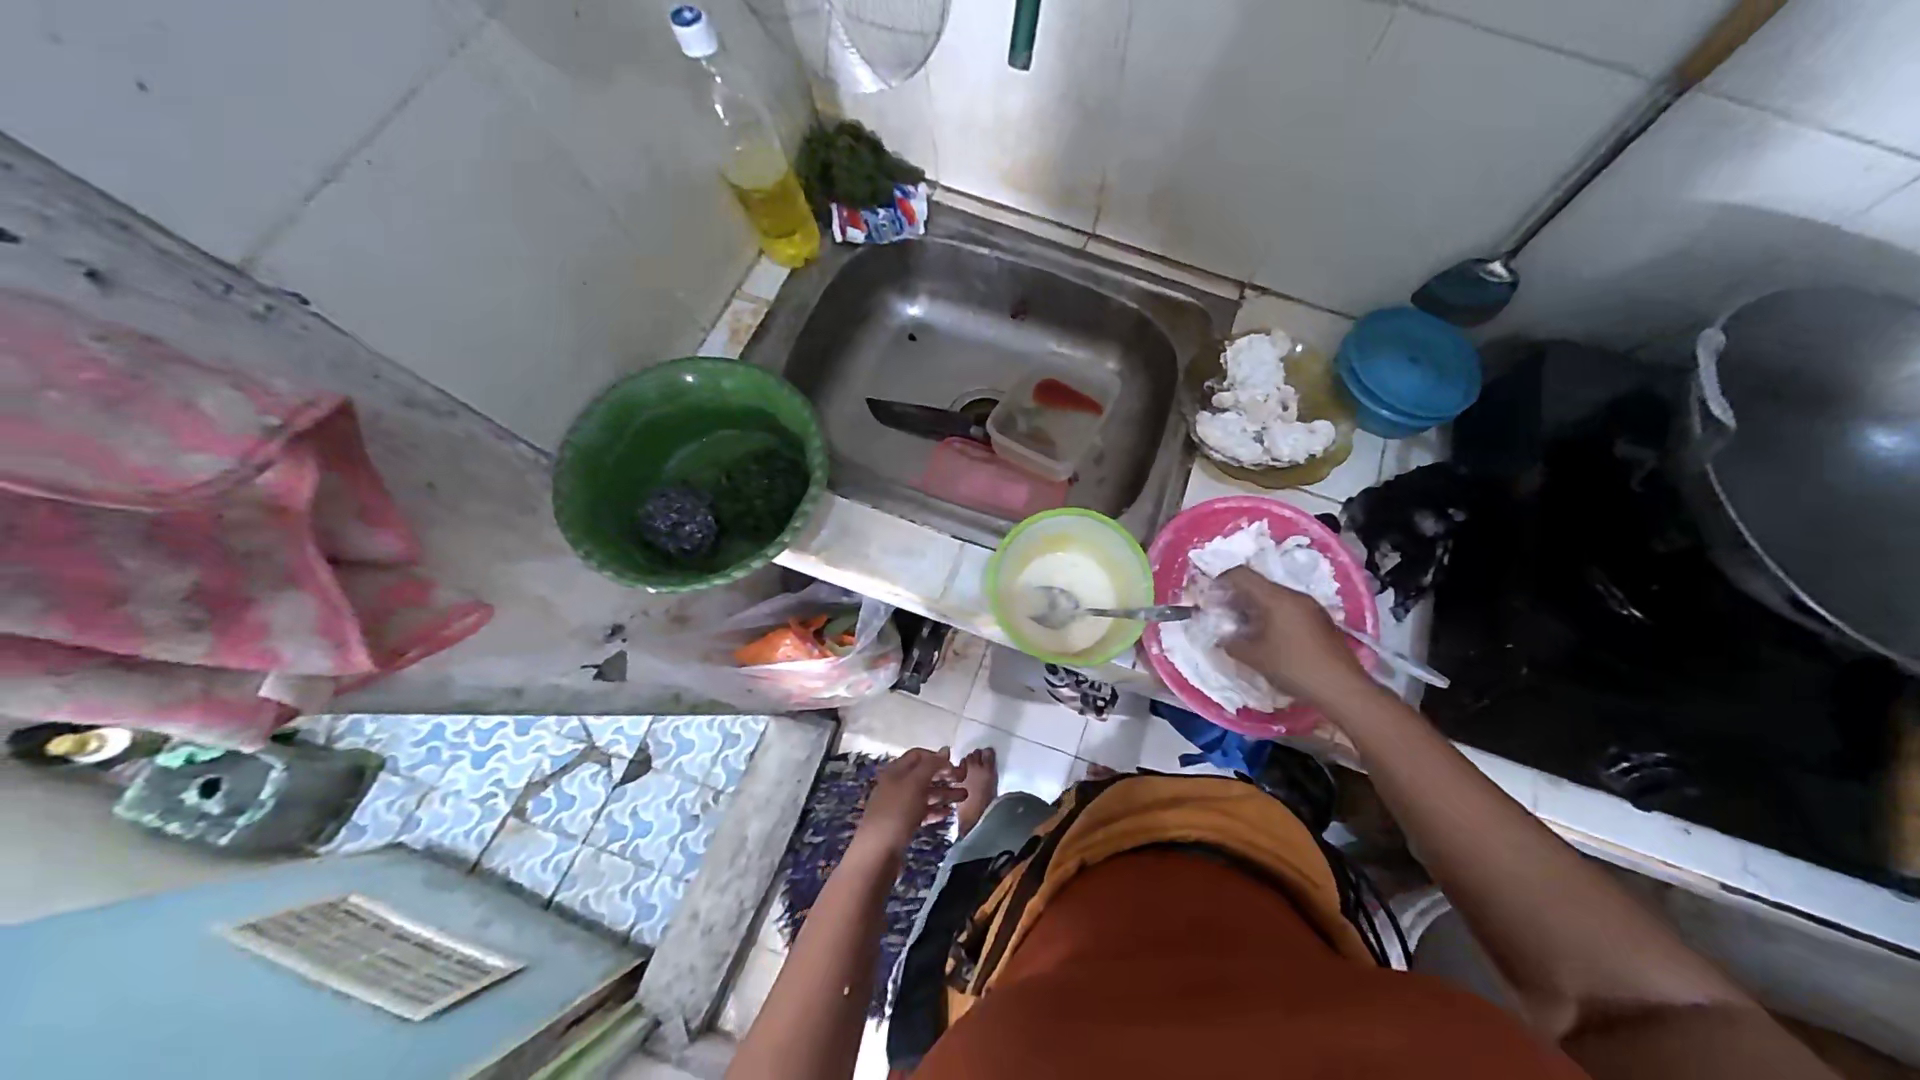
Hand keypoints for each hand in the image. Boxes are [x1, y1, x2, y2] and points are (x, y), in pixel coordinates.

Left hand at [850, 747, 963, 855]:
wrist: (877, 853)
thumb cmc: (897, 813)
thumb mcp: (915, 784)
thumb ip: (931, 766)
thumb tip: (945, 750)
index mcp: (896, 771)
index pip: (918, 755)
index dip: (937, 758)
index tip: (955, 766)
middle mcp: (896, 785)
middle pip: (923, 775)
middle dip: (944, 776)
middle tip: (964, 781)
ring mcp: (898, 805)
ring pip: (924, 794)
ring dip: (944, 793)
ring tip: (964, 797)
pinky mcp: (902, 824)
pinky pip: (922, 812)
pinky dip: (935, 810)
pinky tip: (948, 813)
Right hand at [1217, 566, 1370, 705]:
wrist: (1342, 687)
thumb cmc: (1293, 667)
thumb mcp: (1253, 656)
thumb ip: (1230, 642)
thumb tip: (1221, 636)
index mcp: (1276, 598)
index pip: (1242, 575)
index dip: (1221, 581)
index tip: (1209, 596)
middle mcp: (1295, 596)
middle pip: (1259, 585)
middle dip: (1237, 597)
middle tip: (1223, 614)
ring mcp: (1311, 607)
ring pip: (1275, 597)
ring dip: (1255, 607)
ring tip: (1244, 628)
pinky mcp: (1320, 621)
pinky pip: (1289, 609)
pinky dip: (1272, 616)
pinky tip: (1268, 637)